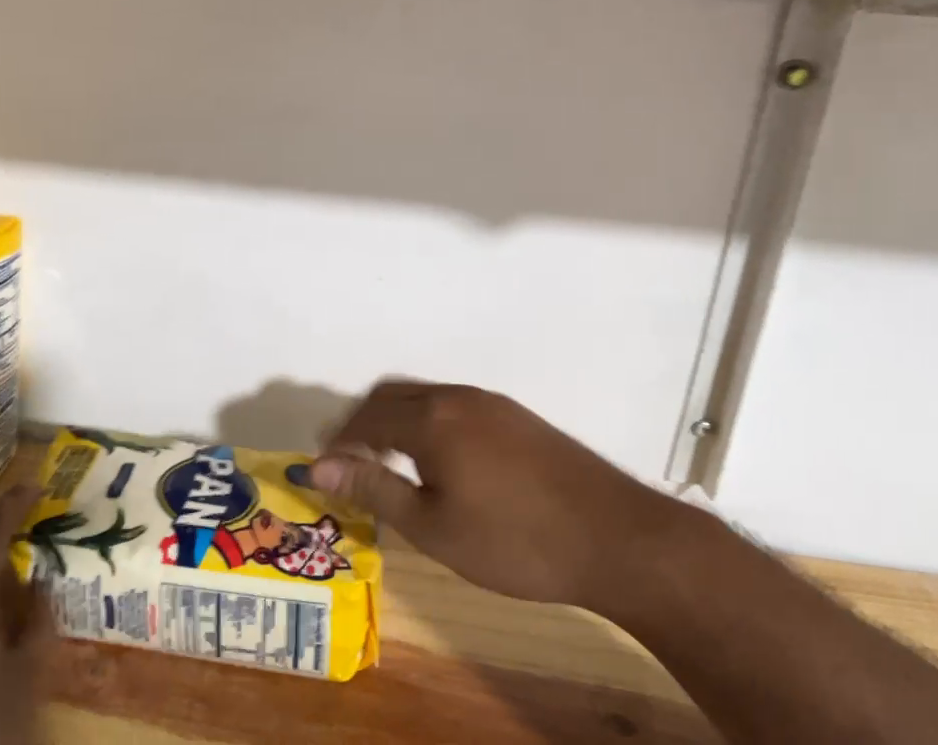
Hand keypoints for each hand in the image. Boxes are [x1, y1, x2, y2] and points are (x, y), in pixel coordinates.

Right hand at [312, 379, 680, 611]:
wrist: (618, 540)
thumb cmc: (515, 542)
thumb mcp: (433, 526)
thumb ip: (374, 488)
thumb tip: (318, 465)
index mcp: (432, 418)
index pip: (365, 417)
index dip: (338, 441)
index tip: (321, 469)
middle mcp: (458, 397)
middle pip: (392, 395)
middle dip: (361, 423)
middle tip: (347, 461)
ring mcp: (492, 404)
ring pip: (425, 397)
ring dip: (395, 421)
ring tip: (387, 462)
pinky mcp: (518, 418)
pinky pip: (454, 406)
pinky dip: (427, 423)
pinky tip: (438, 461)